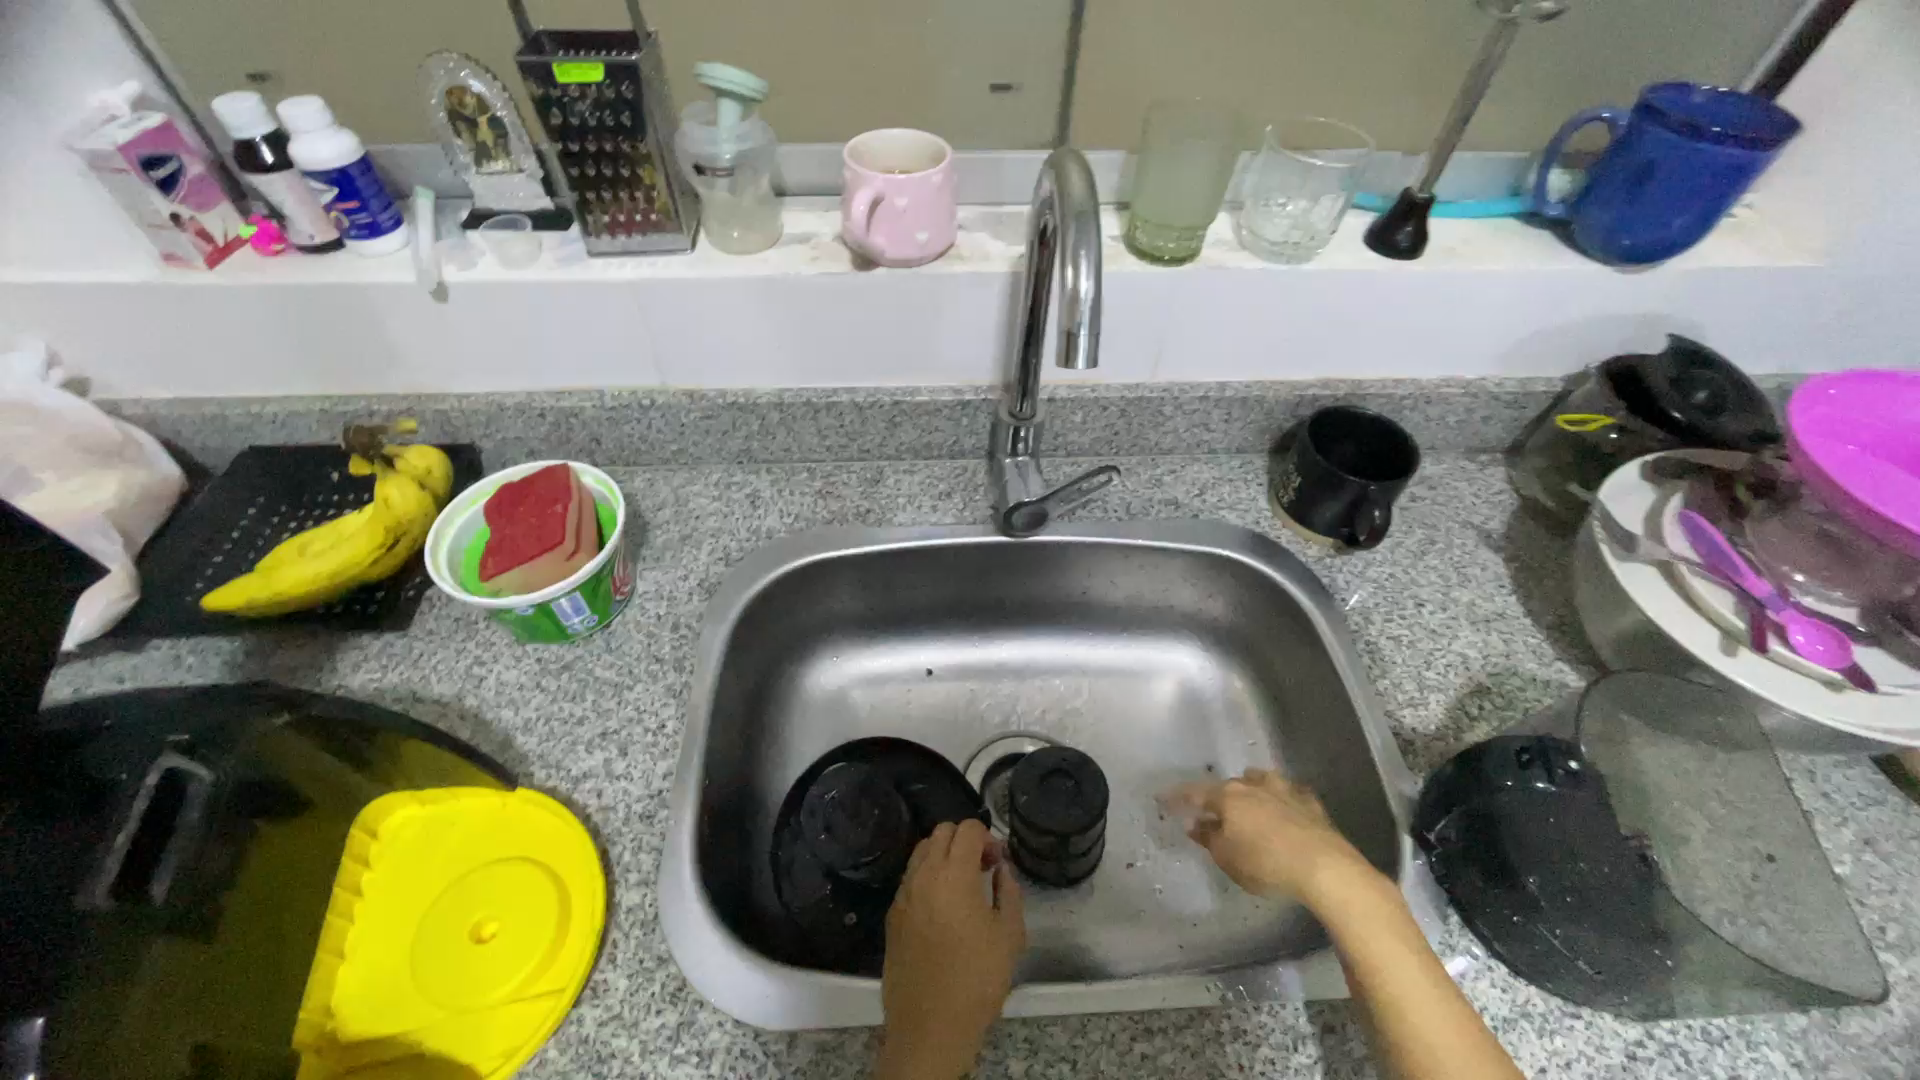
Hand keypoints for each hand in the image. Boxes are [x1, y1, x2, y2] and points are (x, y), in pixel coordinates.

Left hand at [876, 819, 1025, 1079]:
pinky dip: (928, 878)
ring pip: (921, 852)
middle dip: (965, 841)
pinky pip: (910, 879)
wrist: (930, 1025)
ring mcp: (903, 895)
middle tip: (983, 868)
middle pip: (941, 832)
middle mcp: (923, 876)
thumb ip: (1009, 891)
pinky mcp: (892, 916)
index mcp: (953, 875)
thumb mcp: (1010, 935)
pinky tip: (943, 908)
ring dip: (943, 856)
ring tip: (963, 886)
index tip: (998, 862)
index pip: (967, 829)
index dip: (988, 837)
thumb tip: (1001, 869)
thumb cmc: (977, 979)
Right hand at [1165, 768, 1375, 905]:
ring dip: (1251, 786)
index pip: (1195, 793)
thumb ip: (1209, 839)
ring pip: (1261, 780)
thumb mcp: (1227, 858)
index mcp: (1228, 797)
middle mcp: (1254, 786)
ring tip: (1248, 795)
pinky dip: (1282, 798)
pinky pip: (1290, 794)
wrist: (1324, 867)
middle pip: (1229, 785)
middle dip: (1217, 795)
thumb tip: (1196, 825)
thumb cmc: (1266, 863)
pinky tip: (1285, 805)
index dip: (1177, 797)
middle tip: (1210, 808)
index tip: (1163, 798)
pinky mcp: (1310, 804)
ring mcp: (1285, 791)